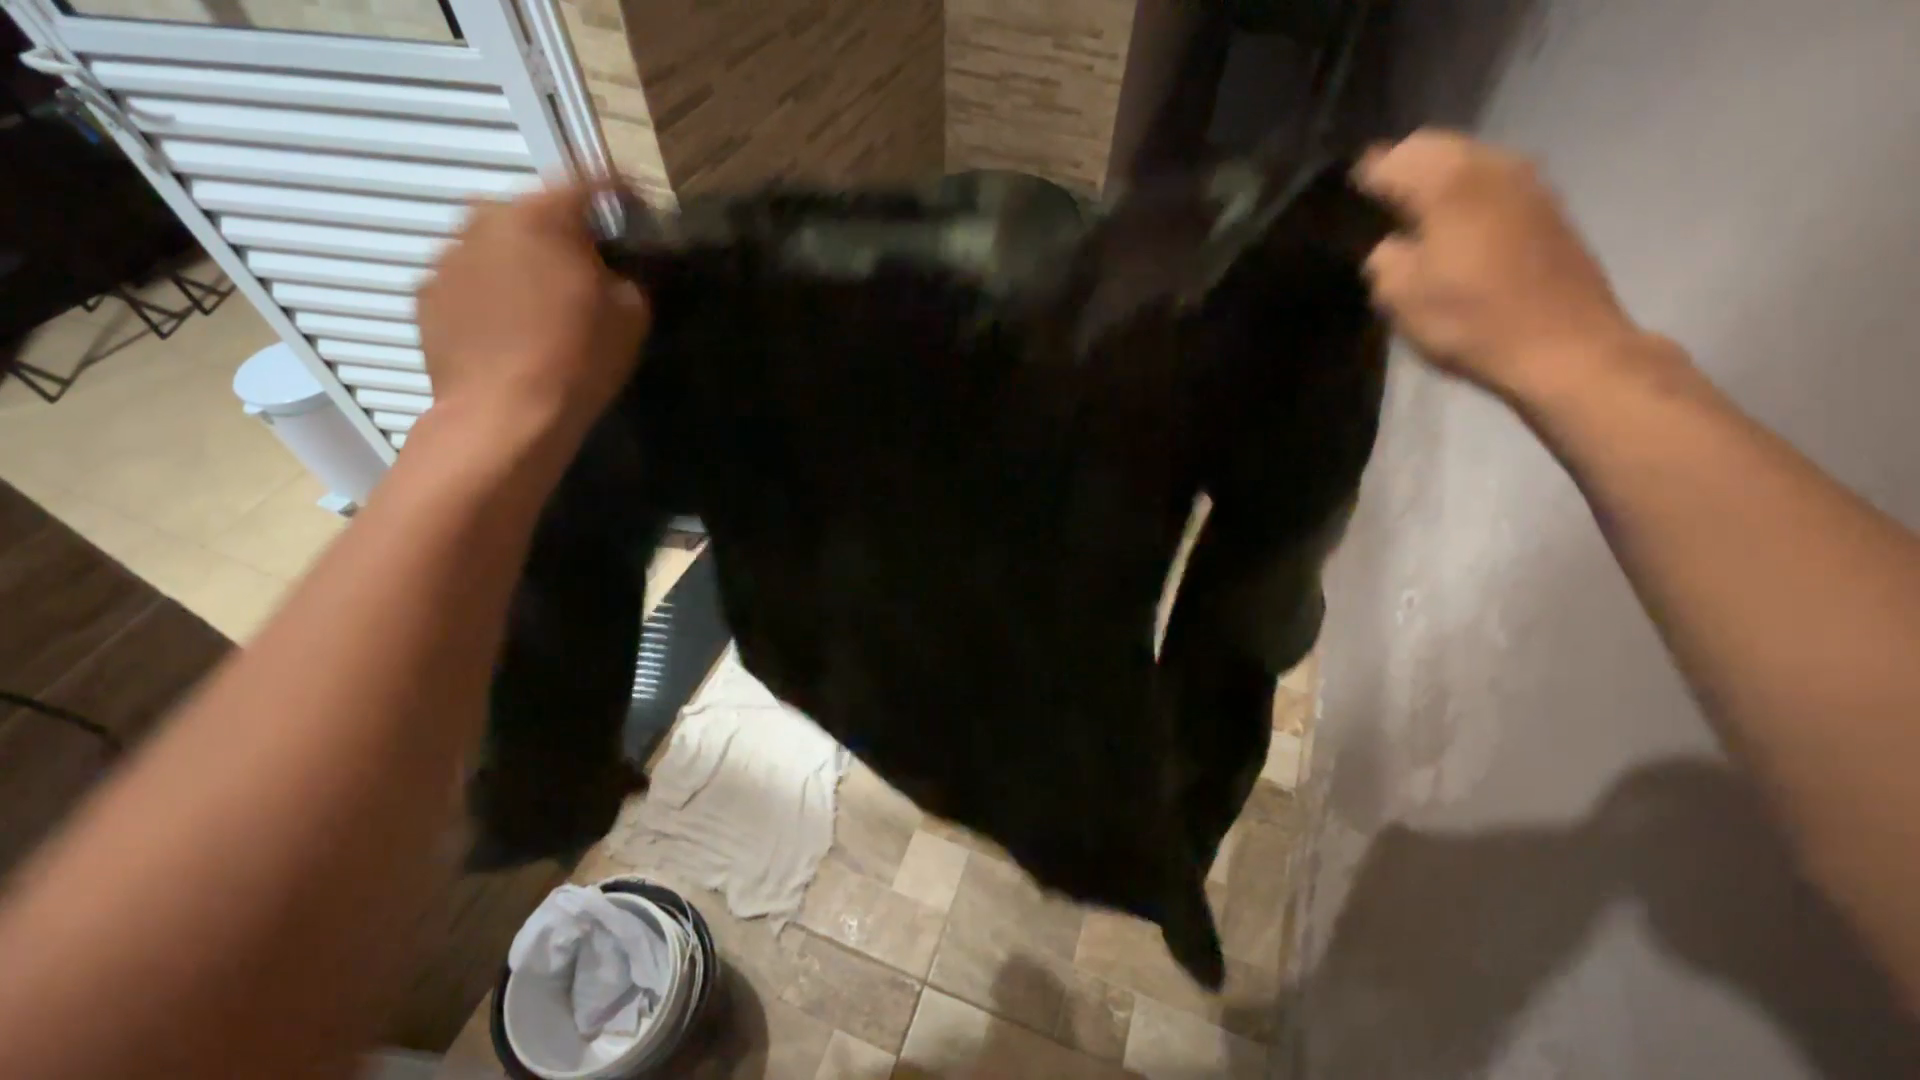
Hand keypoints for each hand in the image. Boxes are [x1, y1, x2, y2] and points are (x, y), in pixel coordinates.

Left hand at [417, 180, 649, 440]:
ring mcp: (447, 256)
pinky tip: (508, 326)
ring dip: (522, 259)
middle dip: (563, 230)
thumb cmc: (578, 361)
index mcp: (542, 215)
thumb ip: (624, 276)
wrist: (502, 416)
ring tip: (542, 298)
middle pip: (534, 210)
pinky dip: (489, 291)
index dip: (622, 192)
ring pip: (496, 243)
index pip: (590, 182)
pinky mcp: (425, 294)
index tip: (640, 206)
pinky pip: (468, 279)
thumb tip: (612, 269)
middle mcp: (486, 218)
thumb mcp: (630, 316)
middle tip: (587, 263)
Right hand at [1355, 130, 1644, 400]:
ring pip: (1467, 161)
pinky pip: (1493, 183)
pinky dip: (1467, 197)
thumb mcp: (1400, 296)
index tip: (1345, 201)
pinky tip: (1455, 232)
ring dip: (1437, 181)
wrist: (1565, 347)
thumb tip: (1392, 244)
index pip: (1389, 159)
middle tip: (1376, 205)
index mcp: (1447, 181)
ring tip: (1414, 218)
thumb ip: (1383, 257)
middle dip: (1401, 169)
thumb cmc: (1472, 320)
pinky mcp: (1548, 206)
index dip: (1362, 179)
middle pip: (1433, 147)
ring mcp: (1527, 182)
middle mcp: (1490, 165)